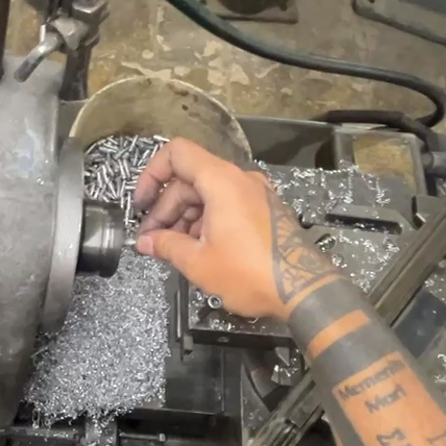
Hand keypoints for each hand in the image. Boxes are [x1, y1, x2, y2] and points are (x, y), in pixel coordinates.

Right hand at [133, 139, 313, 318]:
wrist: (303, 291)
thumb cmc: (252, 273)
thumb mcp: (198, 261)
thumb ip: (166, 245)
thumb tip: (147, 242)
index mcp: (222, 182)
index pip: (178, 154)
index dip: (152, 174)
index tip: (141, 202)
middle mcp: (240, 181)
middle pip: (189, 180)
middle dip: (165, 208)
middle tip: (152, 239)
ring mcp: (254, 195)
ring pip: (206, 195)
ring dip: (184, 218)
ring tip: (172, 249)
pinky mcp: (263, 211)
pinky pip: (225, 206)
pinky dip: (205, 221)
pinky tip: (196, 249)